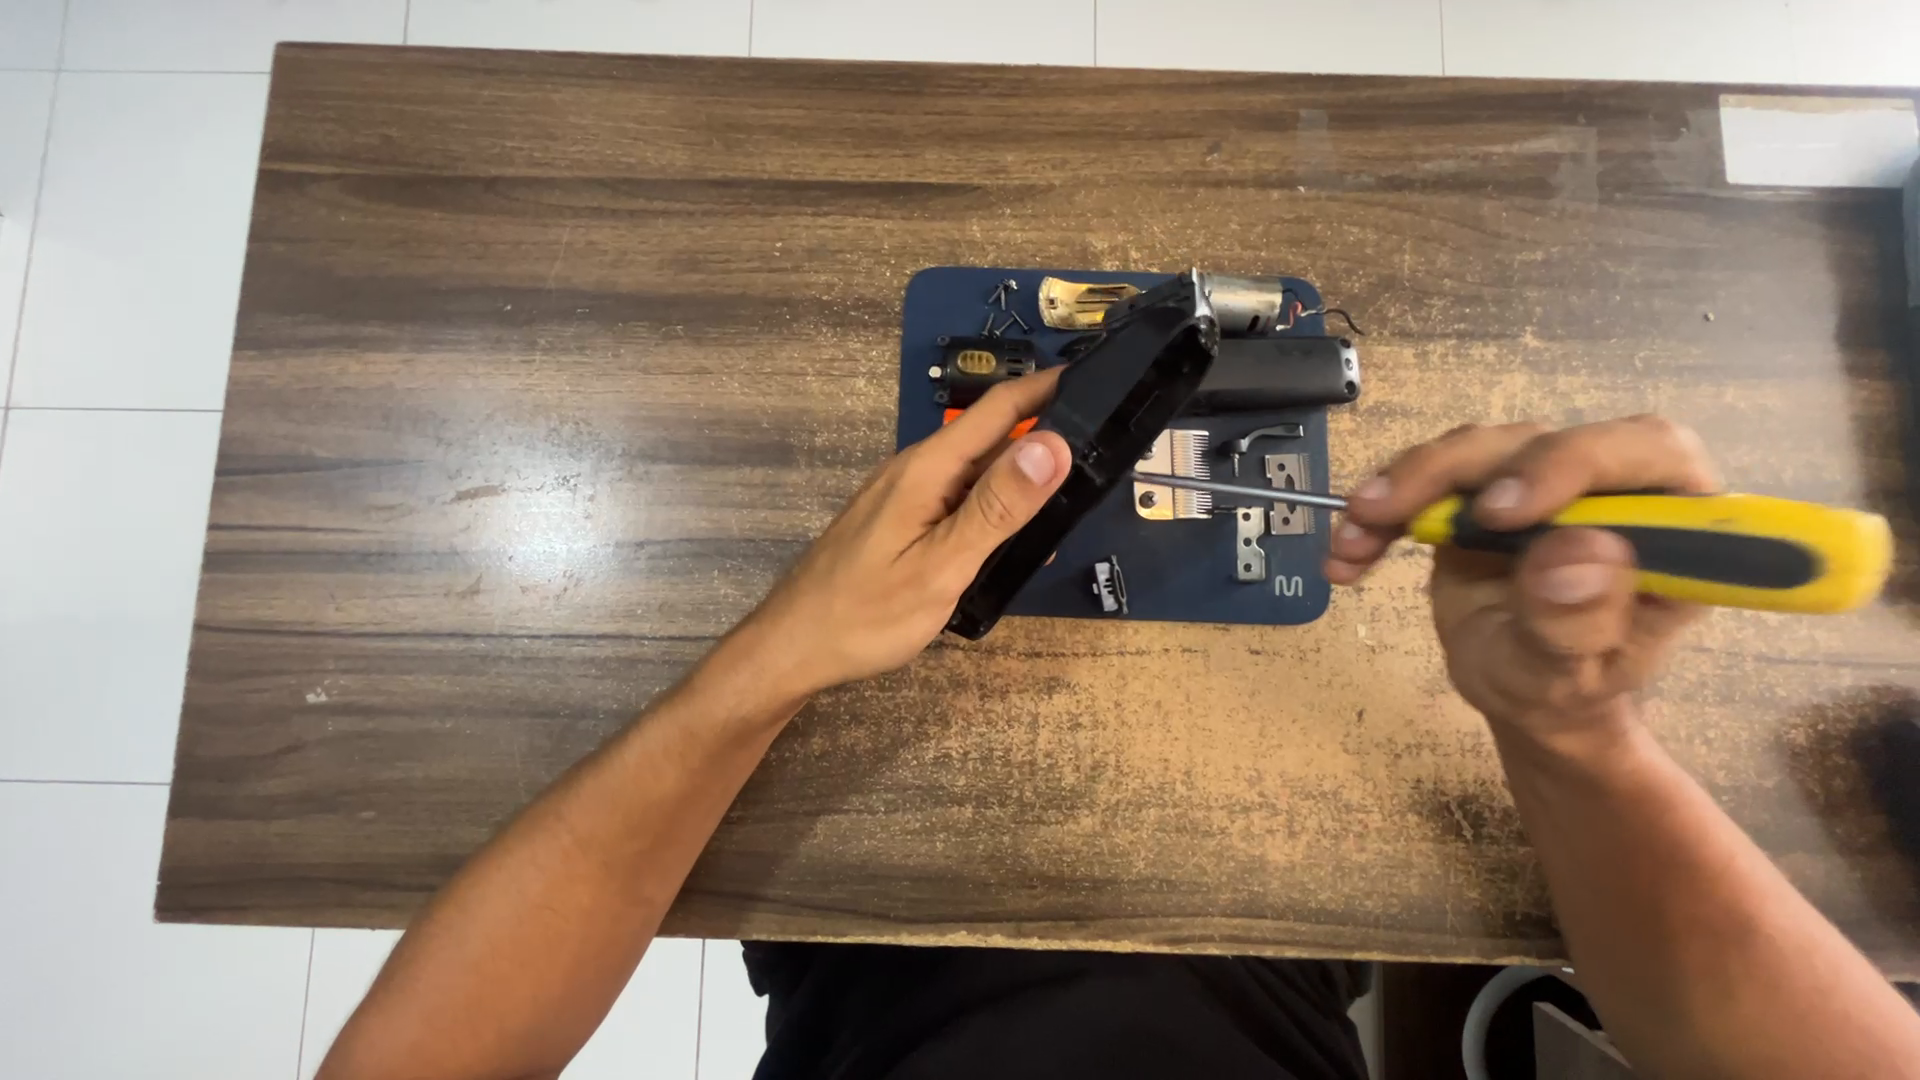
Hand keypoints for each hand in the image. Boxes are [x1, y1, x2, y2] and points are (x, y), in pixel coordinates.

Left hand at [738, 369, 1070, 699]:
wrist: (795, 647)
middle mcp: (917, 470)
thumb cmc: (866, 614)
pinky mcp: (902, 521)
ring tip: (1074, 501)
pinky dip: (994, 511)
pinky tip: (1017, 542)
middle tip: (1105, 455)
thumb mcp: (942, 564)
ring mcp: (906, 496)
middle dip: (1046, 438)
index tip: (1102, 382)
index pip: (1000, 408)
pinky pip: (958, 502)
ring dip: (1023, 481)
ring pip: (977, 474)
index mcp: (928, 468)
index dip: (1050, 388)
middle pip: (992, 439)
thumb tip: (1052, 445)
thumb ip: (997, 508)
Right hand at [1325, 416, 1718, 746]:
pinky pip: (1420, 481)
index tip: (1496, 513)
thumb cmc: (1560, 689)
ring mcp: (1533, 484)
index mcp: (1666, 520)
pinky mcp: (1476, 492)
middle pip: (1527, 441)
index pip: (1638, 451)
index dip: (1565, 464)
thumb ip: (1577, 620)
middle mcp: (1602, 485)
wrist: (1519, 690)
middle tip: (1379, 515)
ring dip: (1397, 490)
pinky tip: (1346, 554)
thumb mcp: (1567, 674)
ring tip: (1348, 544)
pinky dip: (1375, 514)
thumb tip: (1580, 552)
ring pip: (1465, 452)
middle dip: (1445, 473)